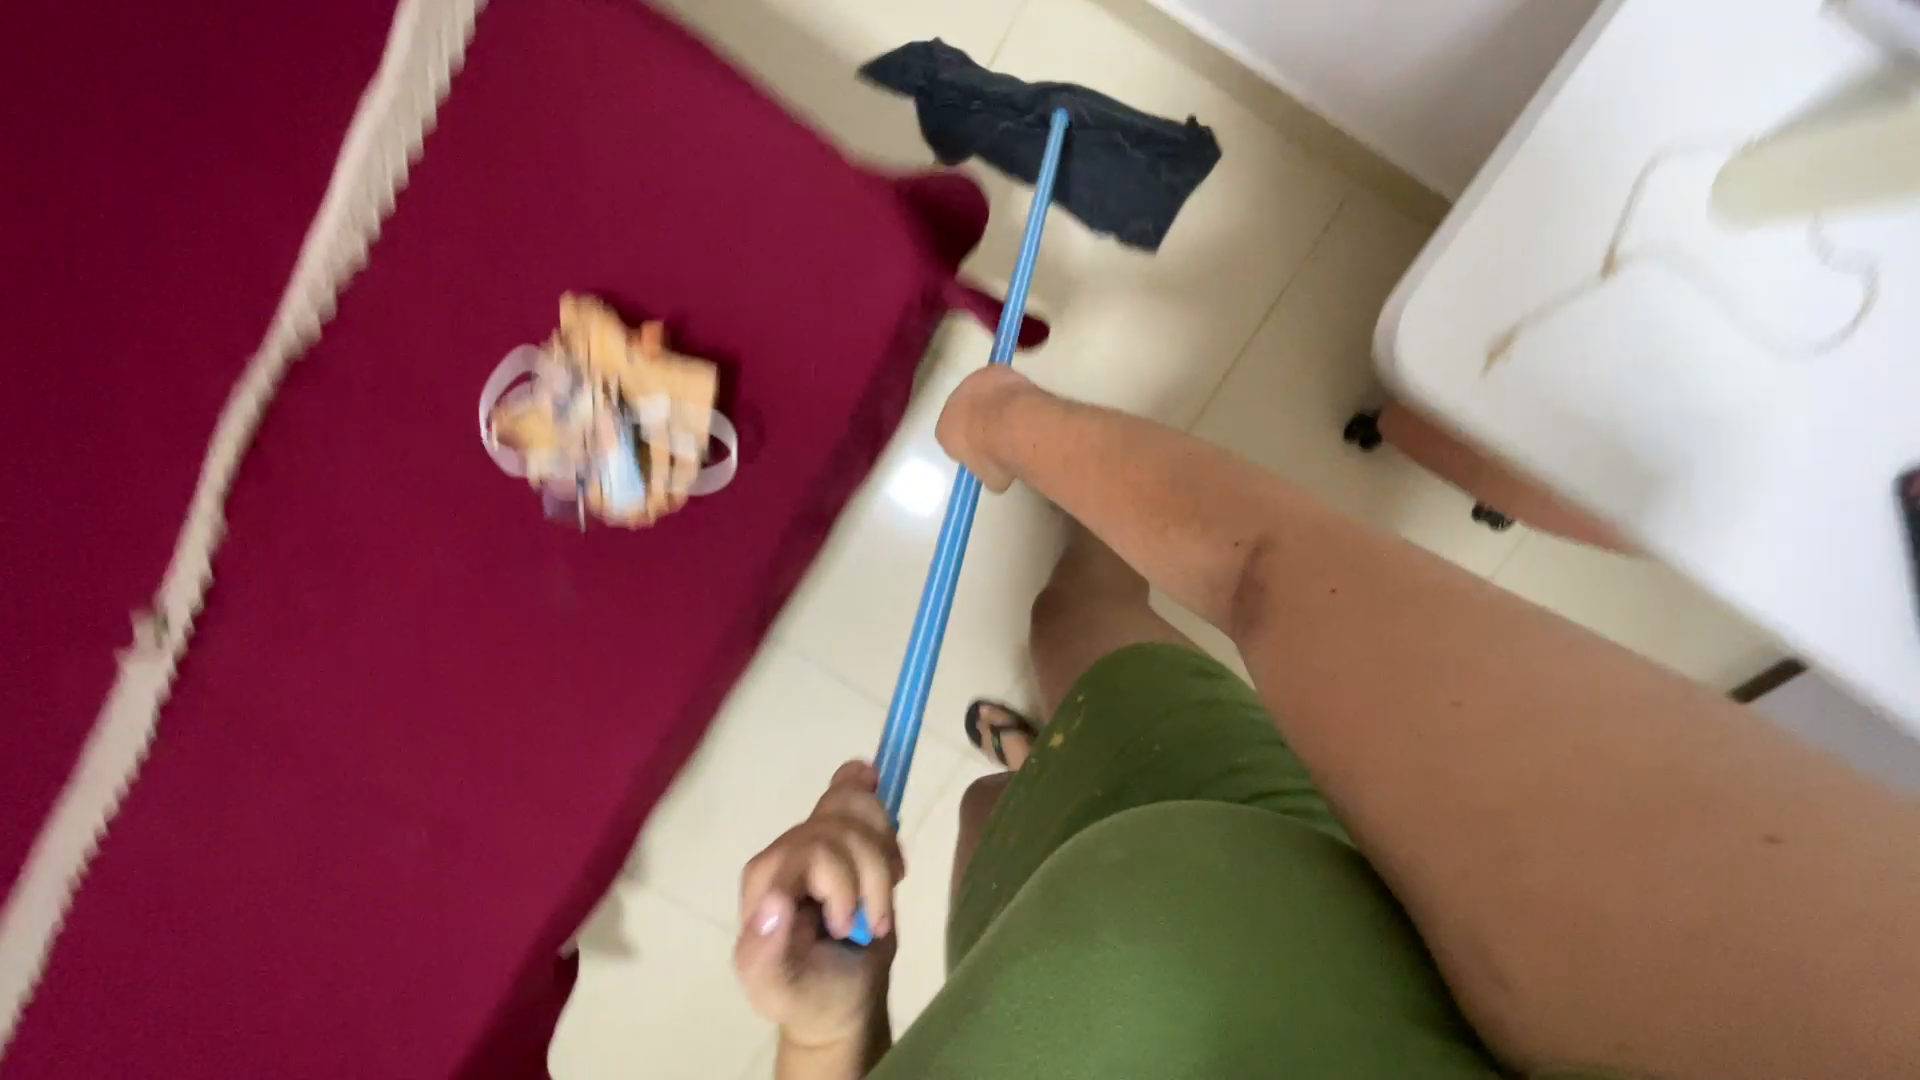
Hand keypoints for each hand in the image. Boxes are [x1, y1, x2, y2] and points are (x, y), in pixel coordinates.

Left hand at [734, 761, 902, 1048]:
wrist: (843, 994)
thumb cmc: (803, 992)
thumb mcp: (776, 987)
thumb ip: (766, 950)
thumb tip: (775, 902)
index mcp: (766, 877)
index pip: (814, 850)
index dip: (843, 886)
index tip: (844, 928)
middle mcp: (790, 847)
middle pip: (844, 828)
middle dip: (870, 880)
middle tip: (869, 924)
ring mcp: (822, 835)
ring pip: (864, 810)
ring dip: (884, 864)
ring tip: (877, 905)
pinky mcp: (849, 831)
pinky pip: (873, 804)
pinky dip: (890, 841)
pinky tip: (887, 872)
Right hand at [935, 366, 1034, 493]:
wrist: (1012, 426)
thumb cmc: (996, 457)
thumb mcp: (991, 477)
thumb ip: (989, 473)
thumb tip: (998, 475)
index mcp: (945, 432)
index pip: (953, 439)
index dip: (972, 446)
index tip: (988, 454)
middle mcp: (952, 404)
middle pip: (965, 412)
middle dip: (981, 421)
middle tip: (1002, 435)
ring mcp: (972, 383)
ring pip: (982, 394)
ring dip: (995, 403)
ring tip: (1017, 417)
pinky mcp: (993, 369)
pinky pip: (1000, 380)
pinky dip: (1010, 388)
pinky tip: (1024, 400)